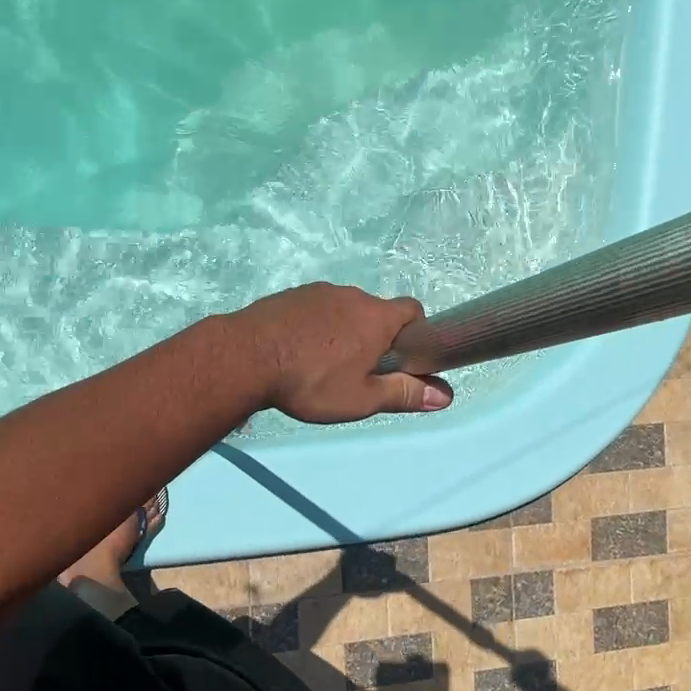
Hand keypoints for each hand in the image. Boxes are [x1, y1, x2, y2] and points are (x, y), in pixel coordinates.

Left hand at [230, 283, 453, 423]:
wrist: (245, 357)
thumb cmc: (310, 382)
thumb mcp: (361, 398)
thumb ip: (403, 394)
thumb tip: (445, 396)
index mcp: (376, 317)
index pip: (413, 311)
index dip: (414, 333)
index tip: (401, 359)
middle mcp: (351, 295)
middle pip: (375, 312)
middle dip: (373, 336)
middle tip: (357, 370)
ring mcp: (317, 292)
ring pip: (342, 310)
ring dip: (341, 331)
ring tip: (321, 364)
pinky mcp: (288, 296)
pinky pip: (313, 310)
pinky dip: (313, 327)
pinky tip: (296, 351)